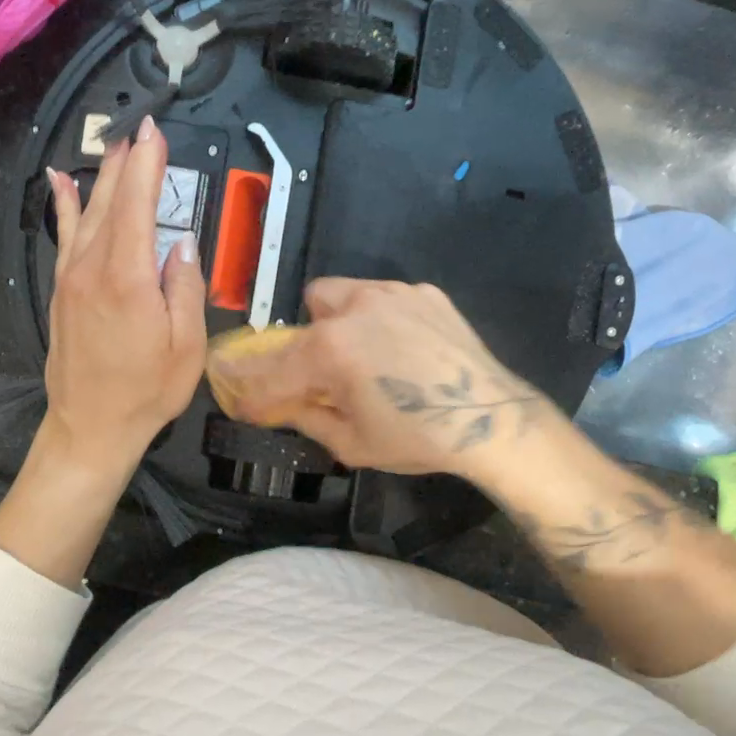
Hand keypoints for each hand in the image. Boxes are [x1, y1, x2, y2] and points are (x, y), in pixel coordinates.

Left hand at [40, 116, 205, 476]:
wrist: (90, 426)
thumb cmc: (145, 392)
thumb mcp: (186, 347)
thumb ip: (185, 289)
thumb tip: (183, 244)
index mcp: (128, 279)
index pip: (138, 206)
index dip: (147, 165)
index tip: (155, 133)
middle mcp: (94, 269)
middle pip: (111, 202)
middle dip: (127, 162)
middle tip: (140, 129)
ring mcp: (72, 279)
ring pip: (87, 214)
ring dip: (103, 178)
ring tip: (114, 147)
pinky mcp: (62, 291)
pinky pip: (64, 237)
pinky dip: (65, 207)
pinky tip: (61, 184)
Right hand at [208, 278, 556, 484]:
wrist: (493, 421)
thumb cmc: (417, 438)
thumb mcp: (351, 442)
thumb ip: (305, 417)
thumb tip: (278, 407)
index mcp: (330, 350)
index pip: (275, 369)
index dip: (252, 390)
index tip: (243, 401)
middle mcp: (356, 308)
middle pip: (309, 308)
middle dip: (307, 340)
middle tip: (322, 370)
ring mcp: (394, 294)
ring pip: (346, 293)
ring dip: (341, 321)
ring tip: (366, 354)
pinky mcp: (425, 293)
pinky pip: (386, 298)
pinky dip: (382, 320)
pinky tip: (403, 350)